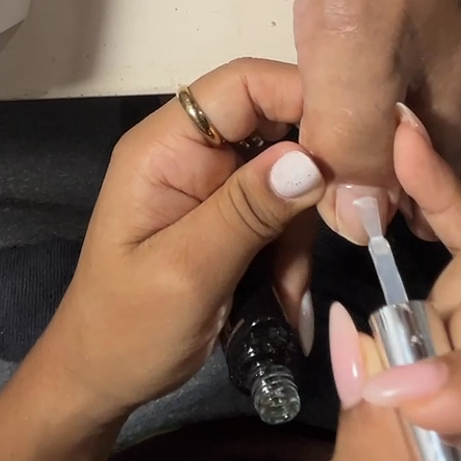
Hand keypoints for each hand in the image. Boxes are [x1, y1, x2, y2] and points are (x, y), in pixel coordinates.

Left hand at [32, 59, 329, 419]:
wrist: (103, 378)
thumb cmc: (126, 326)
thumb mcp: (186, 272)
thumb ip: (246, 212)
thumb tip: (310, 160)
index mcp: (165, 144)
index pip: (242, 83)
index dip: (302, 94)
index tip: (358, 142)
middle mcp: (191, 149)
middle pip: (277, 125)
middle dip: (313, 180)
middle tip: (346, 224)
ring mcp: (212, 182)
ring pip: (289, 176)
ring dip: (300, 235)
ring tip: (286, 295)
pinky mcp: (230, 214)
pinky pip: (282, 212)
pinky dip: (292, 254)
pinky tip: (284, 300)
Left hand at [274, 0, 460, 233]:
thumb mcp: (364, 42)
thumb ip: (358, 132)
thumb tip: (360, 223)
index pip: (441, 175)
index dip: (395, 215)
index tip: (327, 246)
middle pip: (427, 120)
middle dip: (372, 166)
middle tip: (300, 197)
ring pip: (405, 54)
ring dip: (364, 95)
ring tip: (309, 134)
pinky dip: (353, 22)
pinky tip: (327, 23)